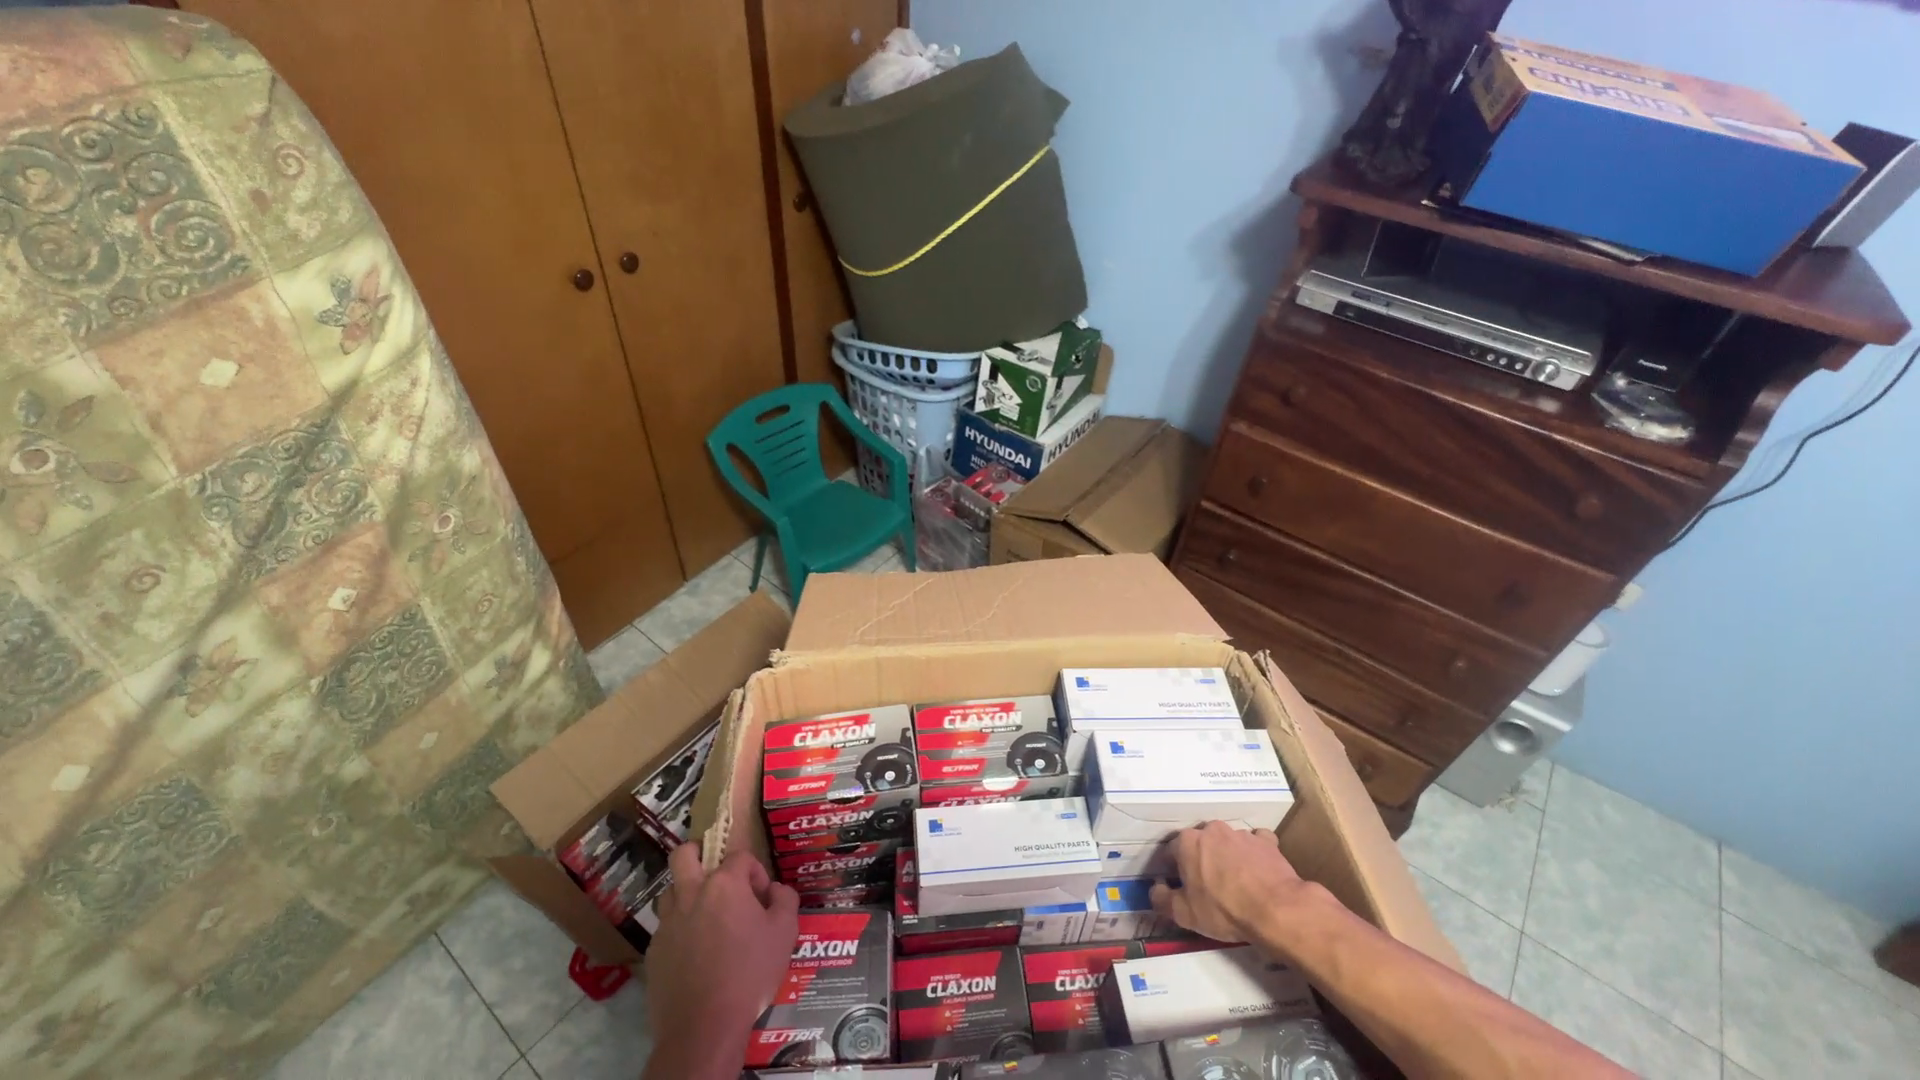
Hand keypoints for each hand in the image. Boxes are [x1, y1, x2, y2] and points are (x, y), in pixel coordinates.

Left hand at [642, 843, 798, 1079]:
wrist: (704, 1024)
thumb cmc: (750, 972)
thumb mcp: (785, 933)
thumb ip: (785, 900)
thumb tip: (775, 890)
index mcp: (724, 885)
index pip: (739, 856)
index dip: (755, 871)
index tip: (763, 895)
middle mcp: (691, 894)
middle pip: (684, 855)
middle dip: (698, 853)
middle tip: (714, 871)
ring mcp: (668, 922)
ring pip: (670, 890)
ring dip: (687, 893)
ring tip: (705, 914)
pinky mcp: (654, 950)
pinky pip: (666, 927)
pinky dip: (680, 929)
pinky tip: (695, 953)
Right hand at [1150, 821, 1314, 944]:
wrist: (1276, 909)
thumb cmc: (1224, 910)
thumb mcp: (1184, 914)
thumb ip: (1162, 899)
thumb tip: (1156, 888)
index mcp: (1187, 842)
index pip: (1170, 852)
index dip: (1172, 871)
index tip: (1178, 887)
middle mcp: (1212, 830)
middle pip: (1199, 844)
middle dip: (1199, 860)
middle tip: (1206, 886)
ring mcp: (1241, 834)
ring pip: (1227, 843)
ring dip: (1226, 857)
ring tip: (1235, 883)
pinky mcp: (1267, 842)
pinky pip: (1255, 844)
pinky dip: (1253, 854)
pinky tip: (1257, 871)